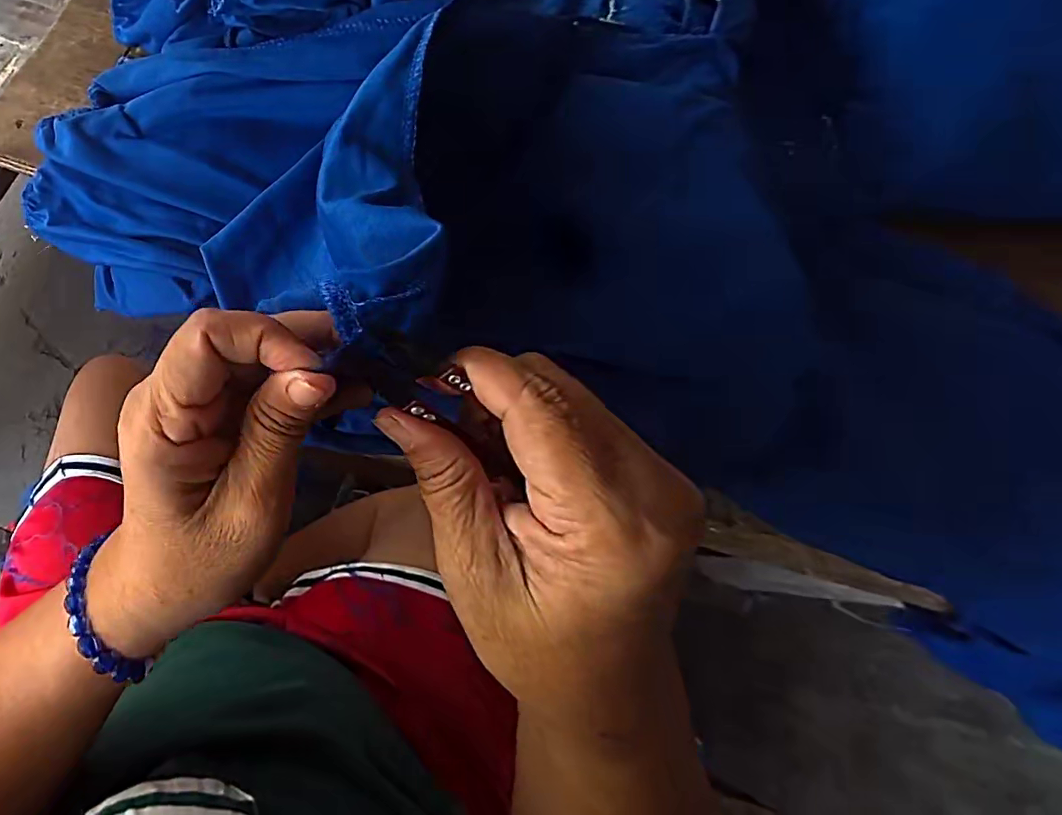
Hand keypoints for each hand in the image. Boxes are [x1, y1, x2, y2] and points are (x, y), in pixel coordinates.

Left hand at [85, 309, 345, 656]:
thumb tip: (317, 372)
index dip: (265, 336)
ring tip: (361, 370)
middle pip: (230, 337)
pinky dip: (296, 381)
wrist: (159, 585)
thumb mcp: (249, 508)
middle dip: (296, 341)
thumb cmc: (198, 563)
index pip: (204, 337)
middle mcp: (166, 391)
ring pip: (248, 352)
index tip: (317, 370)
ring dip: (304, 357)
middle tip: (360, 355)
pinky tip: (343, 390)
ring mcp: (186, 398)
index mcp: (161, 414)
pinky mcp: (207, 409)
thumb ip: (276, 432)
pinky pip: (252, 379)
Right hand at [373, 349, 703, 719]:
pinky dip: (534, 415)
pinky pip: (582, 410)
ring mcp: (666, 477)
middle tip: (442, 425)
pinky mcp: (660, 473)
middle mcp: (653, 485)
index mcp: (608, 520)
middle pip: (554, 386)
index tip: (419, 378)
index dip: (475, 373)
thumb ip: (444, 480)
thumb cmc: (531, 645)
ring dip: (508, 401)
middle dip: (487, 387)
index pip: (539, 406)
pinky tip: (513, 458)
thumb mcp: (472, 568)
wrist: (608, 690)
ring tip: (477, 450)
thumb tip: (395, 410)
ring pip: (567, 390)